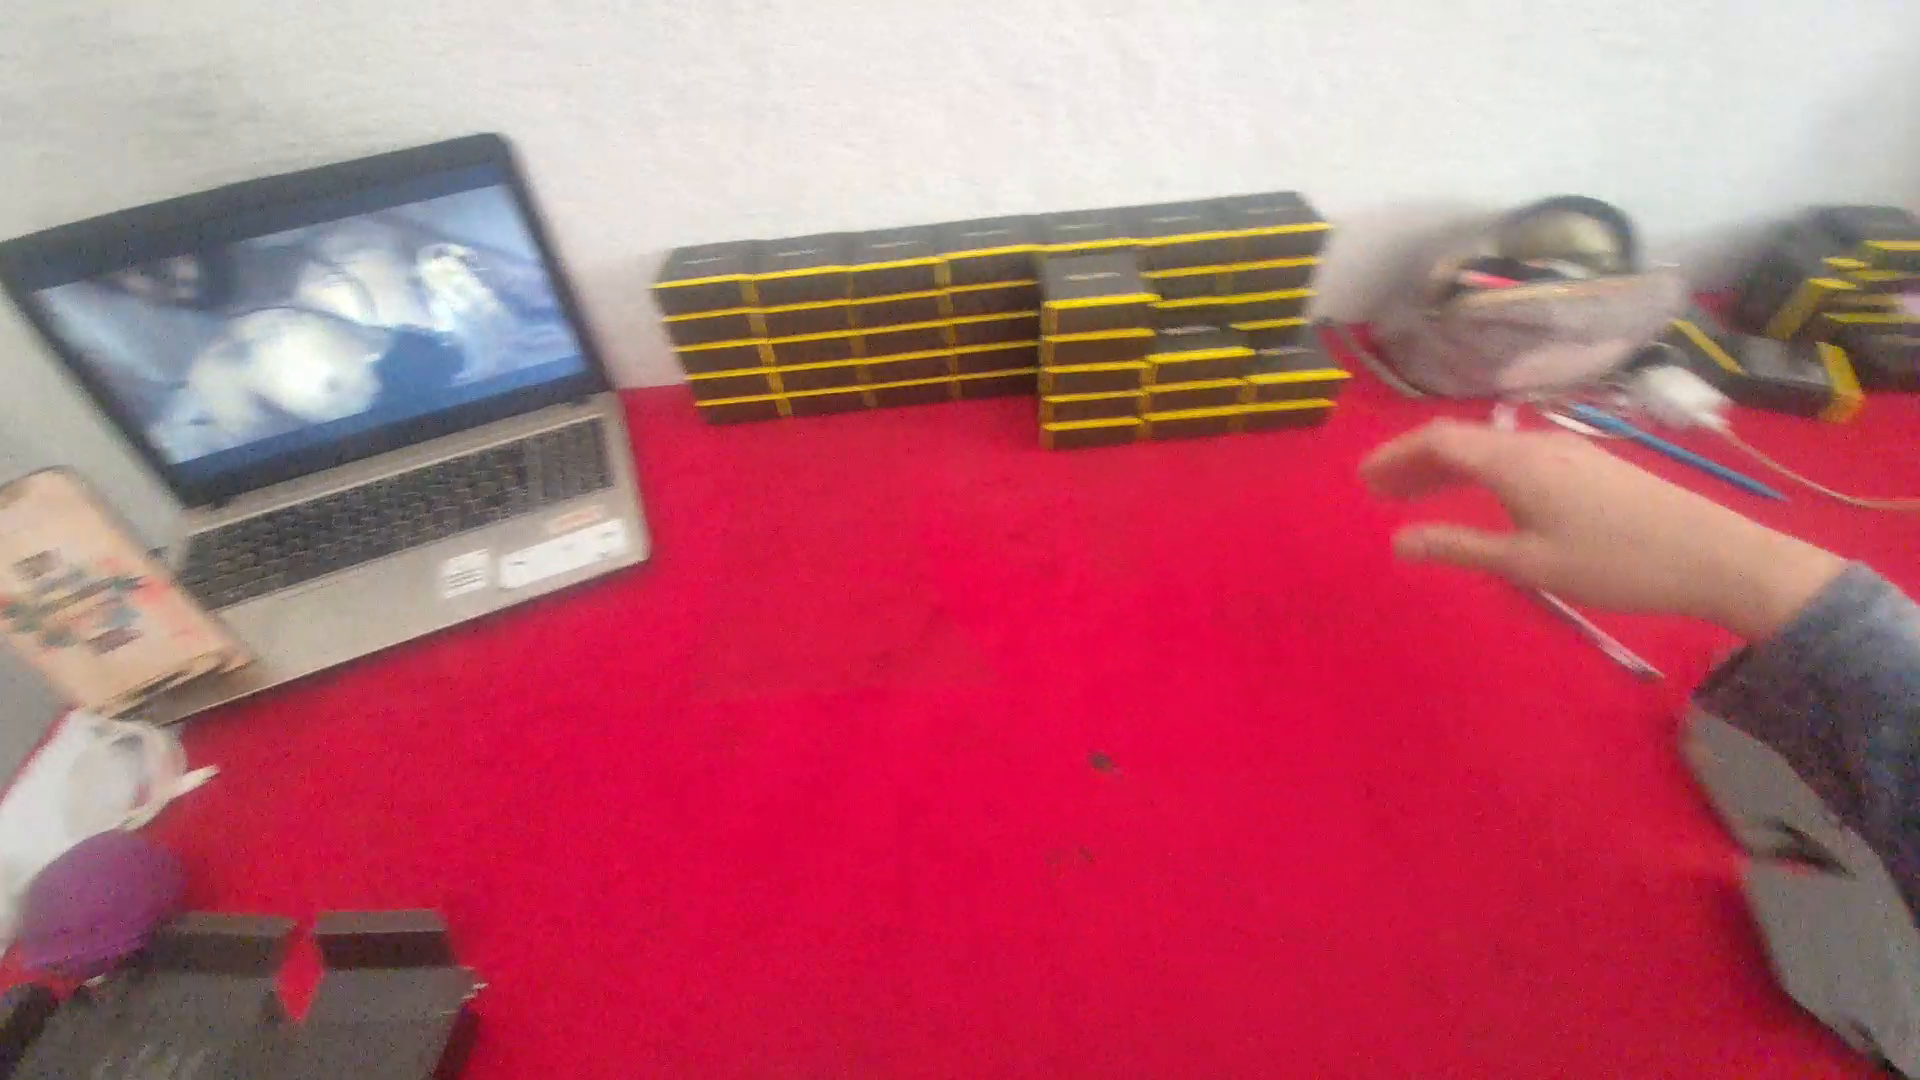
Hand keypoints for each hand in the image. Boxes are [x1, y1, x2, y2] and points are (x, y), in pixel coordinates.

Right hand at [1360, 420, 1845, 639]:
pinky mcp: (1586, 466)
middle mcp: (1536, 445)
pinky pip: (1511, 456)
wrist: (1723, 559)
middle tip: (1378, 491)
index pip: (1438, 441)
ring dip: (1443, 468)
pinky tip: (1473, 496)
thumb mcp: (1526, 562)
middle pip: (1459, 439)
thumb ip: (1457, 546)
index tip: (1363, 478)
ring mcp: (1565, 451)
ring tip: (1412, 495)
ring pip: (1487, 448)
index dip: (1394, 455)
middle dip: (1412, 461)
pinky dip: (1475, 472)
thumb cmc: (1615, 563)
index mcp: (1516, 462)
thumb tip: (1396, 541)